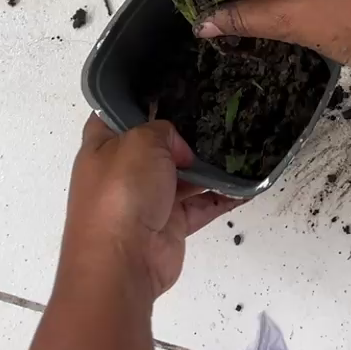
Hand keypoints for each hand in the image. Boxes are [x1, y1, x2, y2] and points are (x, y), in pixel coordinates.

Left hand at [55, 117, 234, 299]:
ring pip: (183, 174)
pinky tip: (247, 182)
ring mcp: (148, 199)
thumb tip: (179, 151)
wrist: (122, 263)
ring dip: (208, 163)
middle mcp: (123, 172)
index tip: (169, 85)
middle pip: (156, 143)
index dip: (137, 99)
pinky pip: (203, 203)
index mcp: (103, 147)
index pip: (115, 113)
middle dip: (182, 131)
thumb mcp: (141, 141)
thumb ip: (164, 130)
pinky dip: (224, 195)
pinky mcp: (171, 223)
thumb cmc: (121, 193)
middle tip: (215, 109)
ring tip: (239, 139)